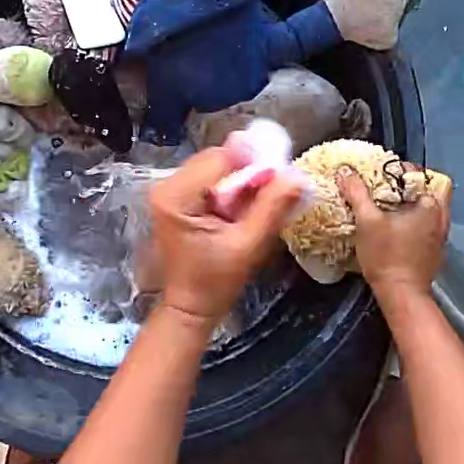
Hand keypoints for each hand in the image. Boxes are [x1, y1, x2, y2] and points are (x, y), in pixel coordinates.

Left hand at [146, 147, 302, 323]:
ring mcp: (170, 189)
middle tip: (275, 182)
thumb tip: (296, 176)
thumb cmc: (214, 282)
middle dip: (248, 167)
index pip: (220, 159)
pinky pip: (211, 176)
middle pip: (217, 157)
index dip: (252, 159)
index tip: (280, 170)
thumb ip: (271, 208)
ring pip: (216, 164)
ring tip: (263, 193)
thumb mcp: (248, 246)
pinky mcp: (178, 195)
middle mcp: (167, 186)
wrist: (191, 306)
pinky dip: (231, 184)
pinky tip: (246, 201)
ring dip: (241, 175)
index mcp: (176, 197)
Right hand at [337, 166, 449, 303]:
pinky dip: (416, 222)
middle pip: (429, 190)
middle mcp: (442, 217)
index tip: (381, 176)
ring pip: (430, 209)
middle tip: (387, 190)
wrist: (402, 295)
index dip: (400, 171)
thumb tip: (345, 170)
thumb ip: (356, 192)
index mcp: (430, 205)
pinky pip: (429, 226)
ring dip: (412, 205)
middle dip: (409, 187)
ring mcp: (442, 236)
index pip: (420, 174)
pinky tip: (397, 229)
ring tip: (390, 208)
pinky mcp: (436, 251)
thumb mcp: (366, 221)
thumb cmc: (386, 255)